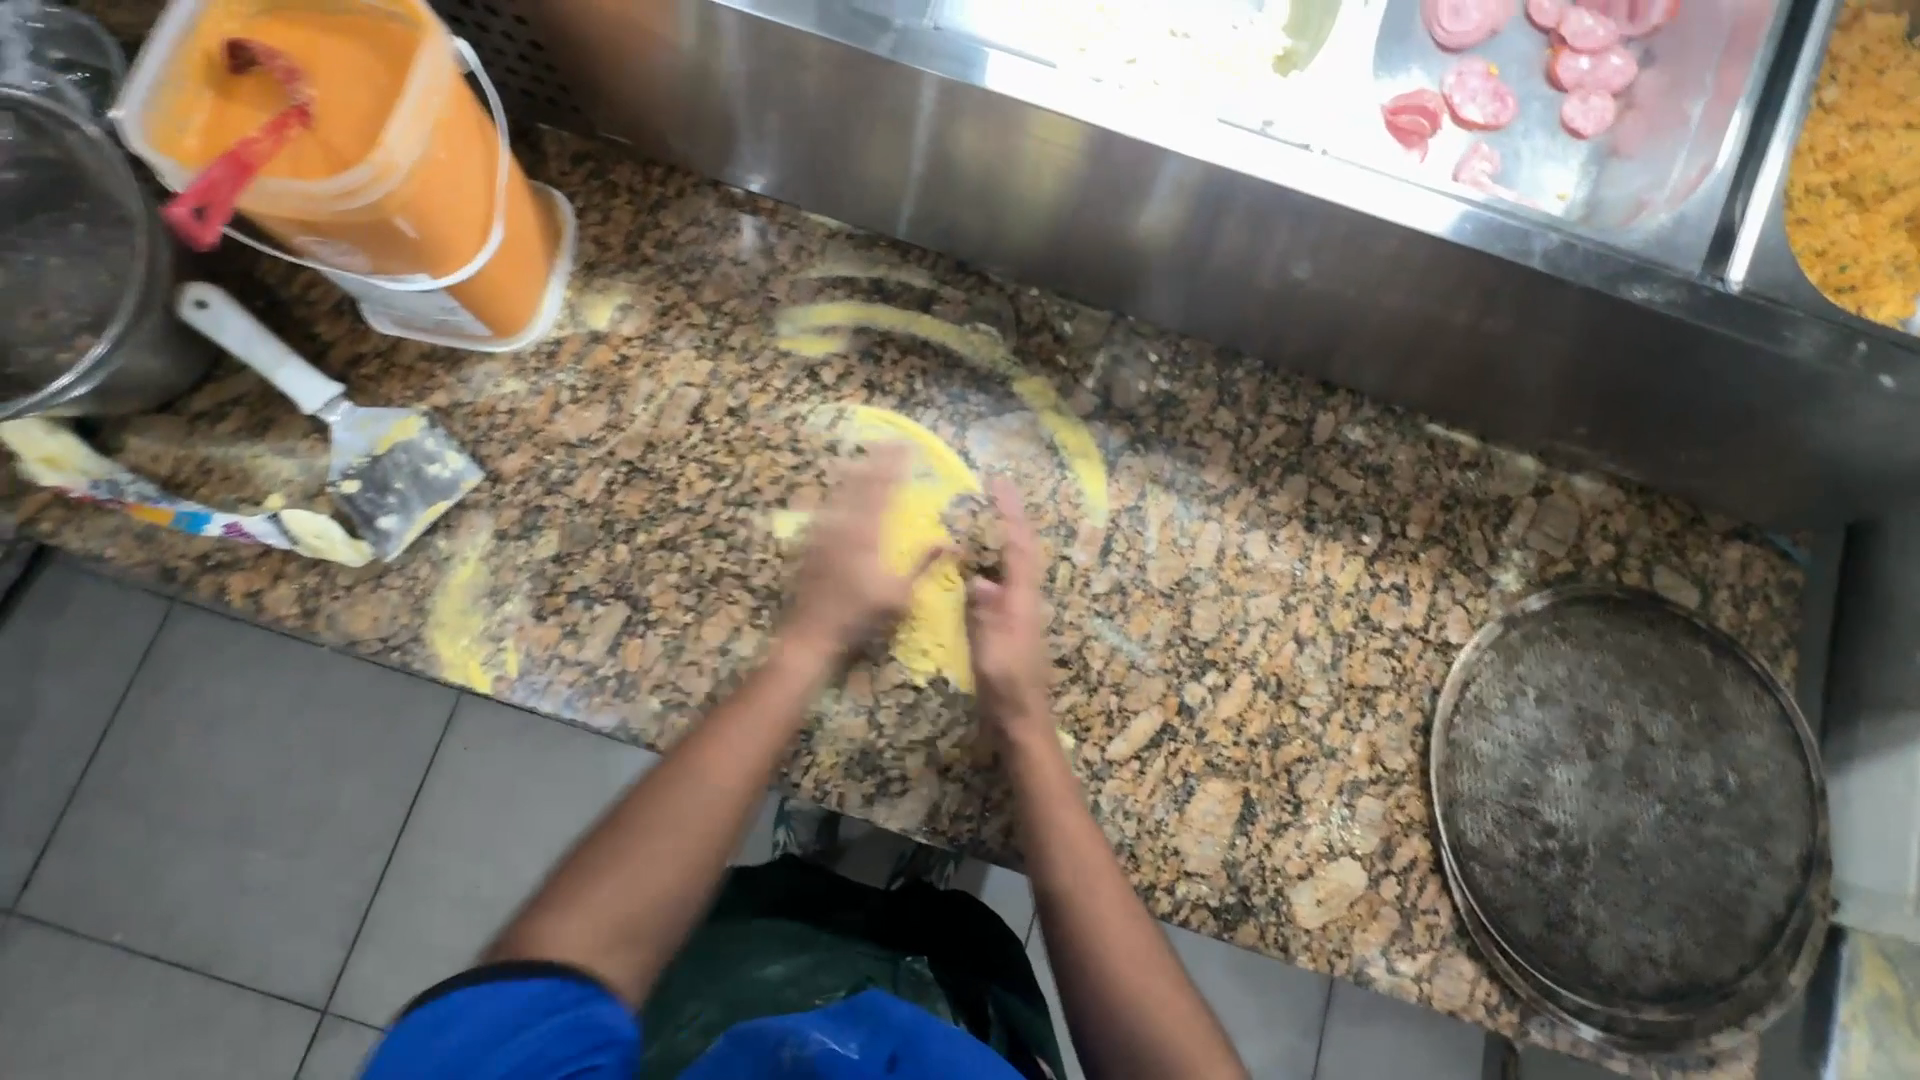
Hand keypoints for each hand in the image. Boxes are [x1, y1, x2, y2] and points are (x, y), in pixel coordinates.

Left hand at [782, 444, 945, 657]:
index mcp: (868, 532)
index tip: (905, 445)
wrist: (811, 632)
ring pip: (837, 491)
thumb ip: (923, 564)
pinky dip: (832, 495)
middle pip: (859, 482)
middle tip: (884, 441)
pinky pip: (821, 508)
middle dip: (873, 459)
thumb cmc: (859, 615)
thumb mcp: (899, 594)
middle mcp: (843, 523)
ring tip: (859, 457)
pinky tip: (830, 494)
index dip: (895, 463)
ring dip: (851, 472)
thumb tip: (951, 542)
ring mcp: (821, 531)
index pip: (885, 488)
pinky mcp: (807, 543)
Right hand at [965, 477, 1053, 750]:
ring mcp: (1023, 612)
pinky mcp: (1015, 624)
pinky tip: (983, 562)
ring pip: (1018, 563)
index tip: (997, 483)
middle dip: (1012, 516)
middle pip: (1024, 549)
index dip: (1009, 514)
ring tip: (988, 513)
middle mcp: (1027, 601)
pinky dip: (998, 559)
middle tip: (994, 488)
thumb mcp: (992, 657)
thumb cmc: (1006, 692)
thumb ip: (987, 619)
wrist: (1024, 722)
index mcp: (1022, 604)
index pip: (1018, 549)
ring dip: (1007, 534)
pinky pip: (1008, 579)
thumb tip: (980, 581)